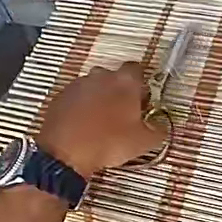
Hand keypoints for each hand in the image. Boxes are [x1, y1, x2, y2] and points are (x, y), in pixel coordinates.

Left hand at [37, 63, 166, 178]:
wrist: (65, 152)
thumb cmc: (109, 142)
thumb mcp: (143, 142)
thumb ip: (158, 131)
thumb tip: (161, 128)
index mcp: (125, 82)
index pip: (137, 69)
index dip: (141, 83)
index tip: (142, 98)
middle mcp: (101, 76)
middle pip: (114, 76)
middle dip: (119, 90)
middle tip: (123, 112)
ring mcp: (78, 85)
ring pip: (93, 87)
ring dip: (99, 99)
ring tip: (101, 122)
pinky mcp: (60, 97)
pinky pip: (76, 98)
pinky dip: (81, 107)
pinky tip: (84, 126)